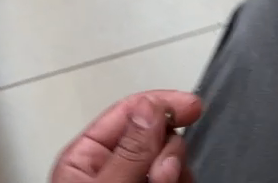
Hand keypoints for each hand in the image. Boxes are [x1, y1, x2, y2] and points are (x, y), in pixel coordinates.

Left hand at [49, 90, 203, 182]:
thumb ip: (129, 151)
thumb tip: (150, 107)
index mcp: (85, 157)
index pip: (129, 109)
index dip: (162, 102)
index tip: (192, 106)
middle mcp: (109, 168)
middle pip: (154, 133)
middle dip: (167, 149)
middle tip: (165, 175)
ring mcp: (131, 181)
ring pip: (168, 156)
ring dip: (175, 168)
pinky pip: (175, 177)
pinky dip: (180, 180)